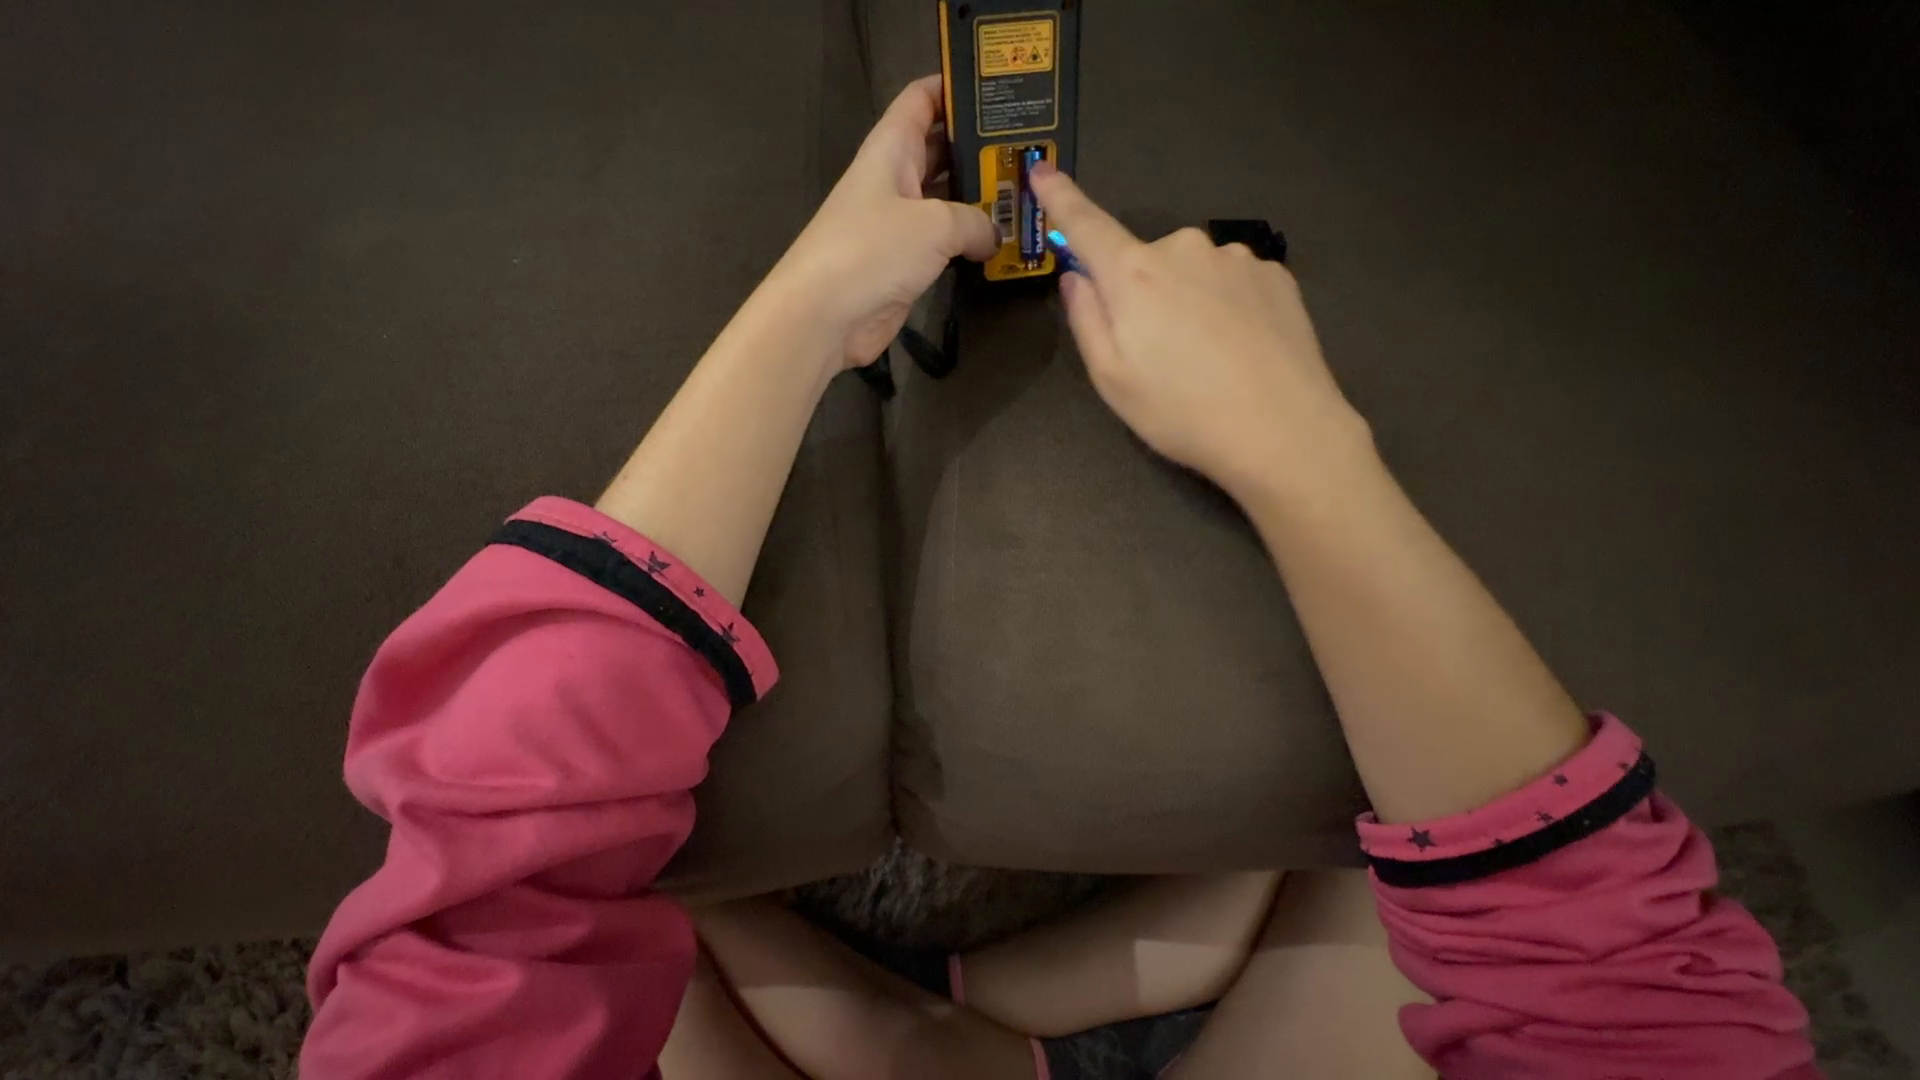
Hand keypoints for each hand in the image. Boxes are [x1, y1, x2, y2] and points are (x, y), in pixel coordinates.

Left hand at [765, 76, 1000, 370]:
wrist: (825, 317)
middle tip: (1030, 148)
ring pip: (946, 201)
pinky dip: (970, 243)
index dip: (955, 86)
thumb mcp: (935, 224)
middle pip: (941, 150)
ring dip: (981, 200)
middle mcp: (894, 181)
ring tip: (1026, 195)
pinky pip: (944, 244)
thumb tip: (994, 236)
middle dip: (980, 147)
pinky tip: (1002, 244)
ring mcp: (898, 225)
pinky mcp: (904, 265)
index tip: (998, 87)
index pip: (921, 100)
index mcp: (890, 149)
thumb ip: (975, 221)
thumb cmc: (872, 250)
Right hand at [1032, 163, 1372, 501]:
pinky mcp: (1276, 275)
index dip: (1060, 197)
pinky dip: (1226, 308)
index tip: (1041, 169)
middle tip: (1157, 354)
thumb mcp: (1111, 379)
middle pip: (1144, 261)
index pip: (1086, 224)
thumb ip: (1086, 319)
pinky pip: (1232, 283)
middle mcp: (1184, 250)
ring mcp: (1235, 258)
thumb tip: (1077, 276)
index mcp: (1134, 275)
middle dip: (1141, 295)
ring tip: (1207, 359)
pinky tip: (1239, 351)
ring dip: (1188, 302)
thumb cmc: (1181, 412)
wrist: (1283, 430)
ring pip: (1192, 272)